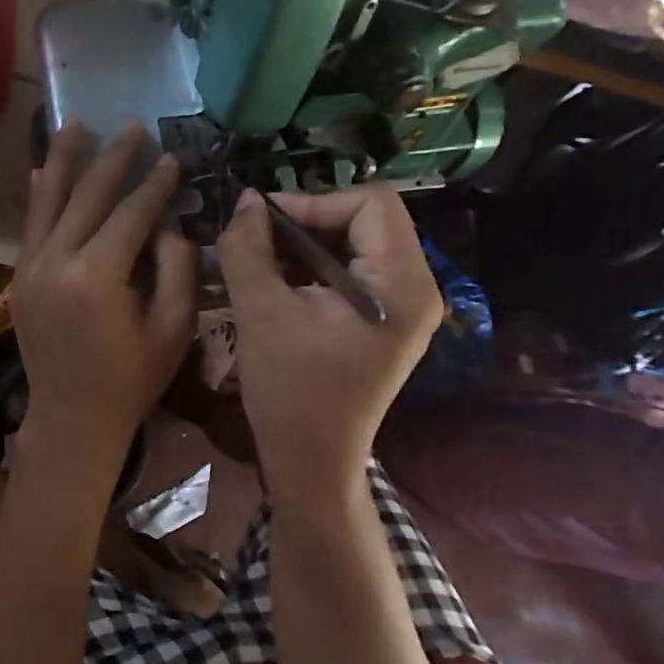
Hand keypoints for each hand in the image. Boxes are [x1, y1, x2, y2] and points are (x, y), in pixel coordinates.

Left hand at [11, 123, 196, 461]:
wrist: (72, 419)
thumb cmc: (132, 379)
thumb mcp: (173, 328)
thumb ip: (176, 268)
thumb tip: (168, 224)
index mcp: (98, 277)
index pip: (131, 213)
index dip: (155, 183)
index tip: (172, 156)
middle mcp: (57, 262)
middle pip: (87, 195)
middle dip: (113, 158)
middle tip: (134, 126)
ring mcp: (30, 268)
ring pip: (48, 200)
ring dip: (64, 159)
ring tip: (76, 122)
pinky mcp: (20, 278)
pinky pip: (30, 224)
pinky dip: (39, 193)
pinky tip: (42, 168)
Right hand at [216, 185, 442, 500]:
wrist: (312, 463)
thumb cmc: (290, 392)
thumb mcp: (261, 313)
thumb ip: (248, 248)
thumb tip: (246, 200)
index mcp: (401, 284)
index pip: (371, 202)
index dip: (314, 201)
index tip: (265, 222)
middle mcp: (417, 288)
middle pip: (369, 218)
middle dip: (310, 219)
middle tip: (261, 237)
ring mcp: (406, 306)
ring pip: (360, 240)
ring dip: (311, 241)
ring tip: (266, 258)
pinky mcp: (388, 319)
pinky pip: (357, 268)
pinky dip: (319, 263)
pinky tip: (283, 279)